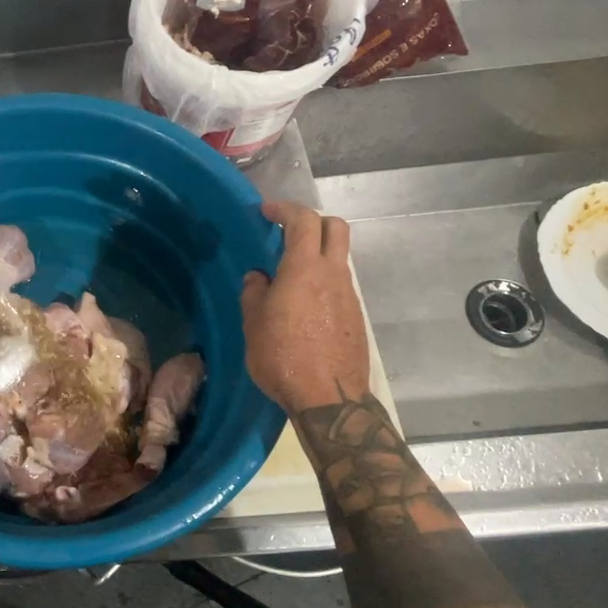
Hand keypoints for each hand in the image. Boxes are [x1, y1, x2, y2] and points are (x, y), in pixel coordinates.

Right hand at [241, 201, 369, 413]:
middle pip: (335, 227)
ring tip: (288, 273)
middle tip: (287, 231)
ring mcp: (348, 295)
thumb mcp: (253, 326)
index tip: (266, 212)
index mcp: (305, 270)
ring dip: (316, 253)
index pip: (303, 221)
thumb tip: (259, 278)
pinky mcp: (354, 316)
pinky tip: (301, 304)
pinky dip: (321, 280)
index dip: (285, 209)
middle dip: (312, 221)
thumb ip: (254, 294)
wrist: (328, 398)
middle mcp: (333, 275)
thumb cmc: (282, 358)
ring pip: (338, 257)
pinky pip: (338, 284)